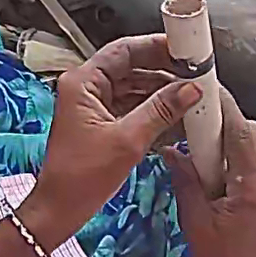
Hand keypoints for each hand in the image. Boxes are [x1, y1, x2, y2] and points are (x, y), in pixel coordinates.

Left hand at [20, 33, 201, 238]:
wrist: (61, 210)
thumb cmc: (81, 177)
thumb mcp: (128, 140)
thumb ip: (161, 110)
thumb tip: (190, 89)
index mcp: (83, 83)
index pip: (124, 51)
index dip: (156, 47)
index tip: (184, 49)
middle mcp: (86, 88)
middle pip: (131, 66)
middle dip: (163, 70)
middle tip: (194, 71)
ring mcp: (93, 105)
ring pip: (133, 86)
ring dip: (161, 90)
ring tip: (191, 92)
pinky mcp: (101, 122)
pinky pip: (131, 105)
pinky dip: (153, 108)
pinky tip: (177, 111)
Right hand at [163, 89, 255, 256]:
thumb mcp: (195, 219)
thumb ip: (185, 180)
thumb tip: (171, 150)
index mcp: (252, 183)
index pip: (241, 131)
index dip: (223, 106)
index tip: (204, 89)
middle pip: (250, 132)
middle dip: (224, 118)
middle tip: (195, 115)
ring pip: (252, 144)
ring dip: (228, 134)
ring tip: (199, 137)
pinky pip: (249, 159)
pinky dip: (231, 151)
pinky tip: (209, 160)